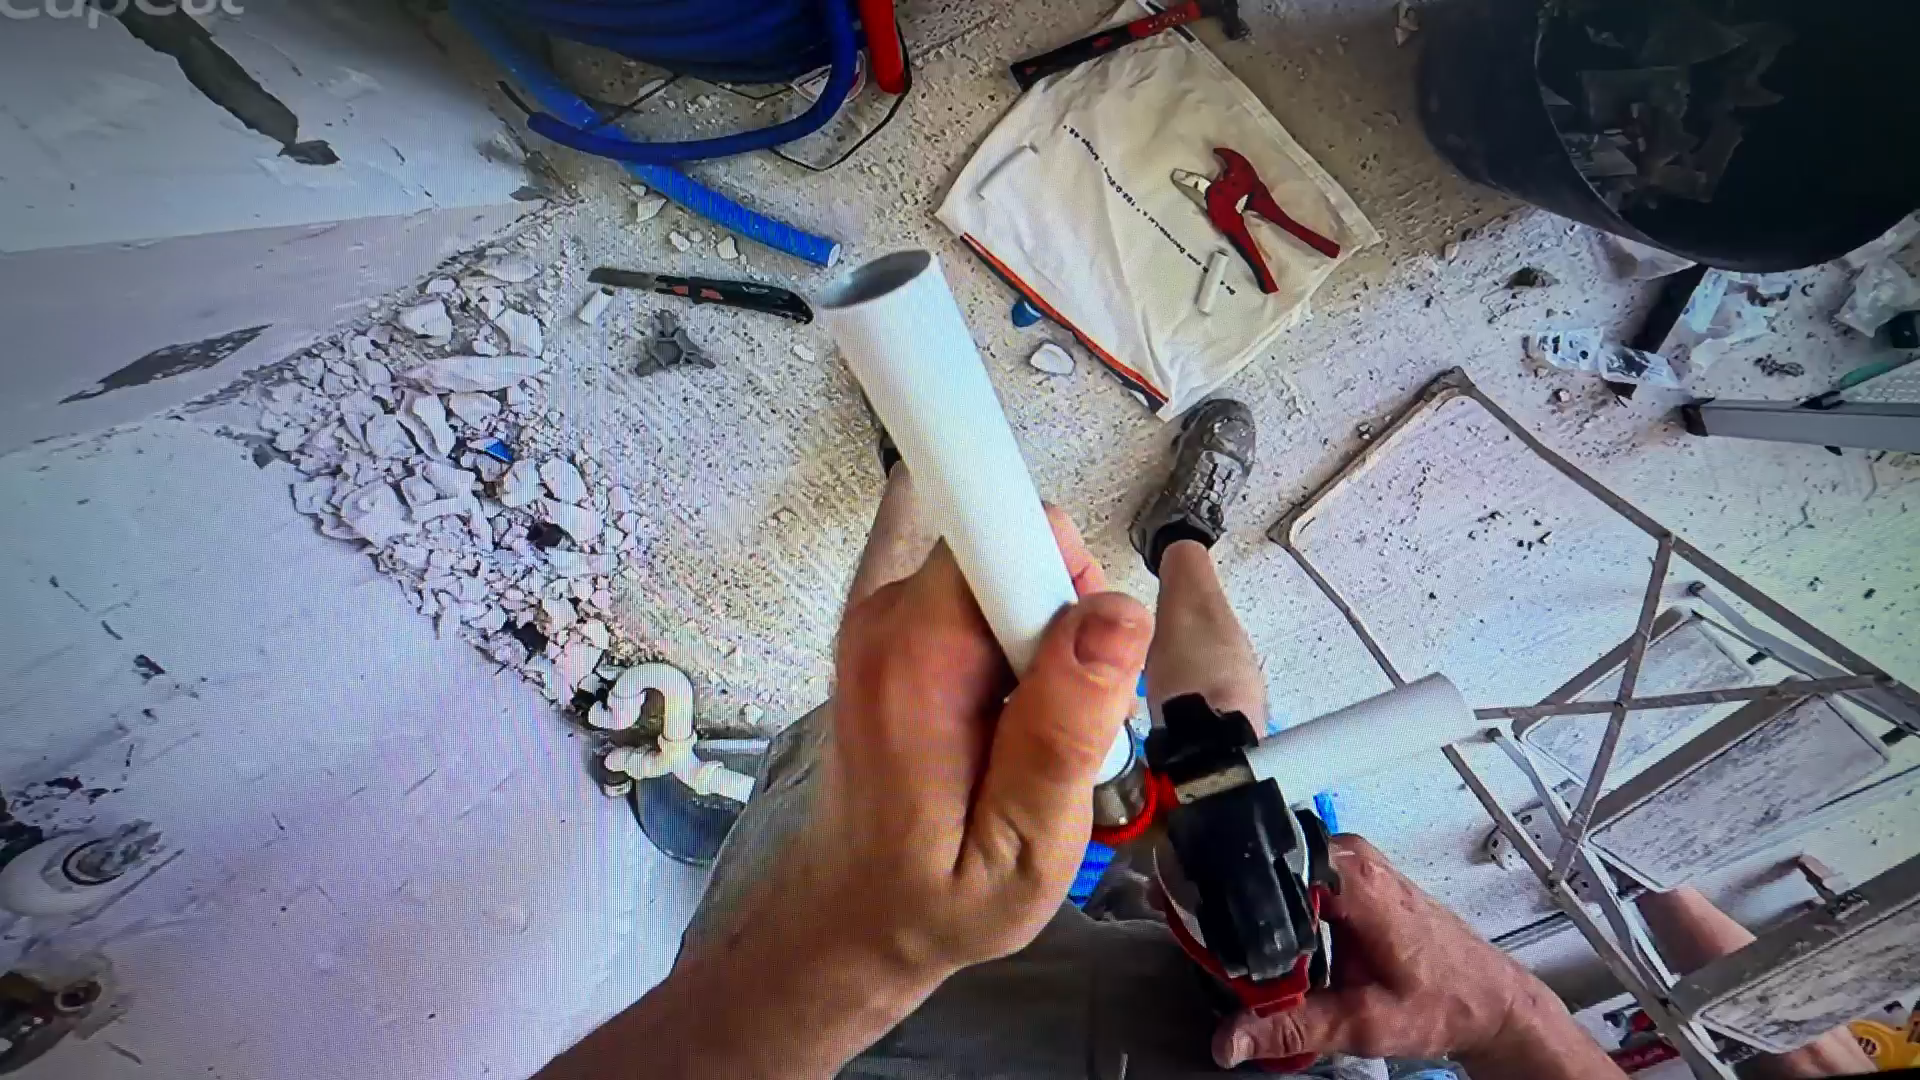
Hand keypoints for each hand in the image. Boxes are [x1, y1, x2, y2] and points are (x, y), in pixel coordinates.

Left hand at [545, 510, 1153, 1079]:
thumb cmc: (939, 892)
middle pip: (1015, 547)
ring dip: (1046, 637)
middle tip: (1065, 721)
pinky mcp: (897, 621)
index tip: (1084, 659)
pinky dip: (1014, 638)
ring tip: (1032, 729)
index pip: (1001, 529)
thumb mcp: (1025, 845)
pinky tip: (1006, 711)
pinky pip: (983, 591)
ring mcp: (886, 611)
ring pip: (1007, 569)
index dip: (1062, 575)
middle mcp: (890, 614)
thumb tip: (1116, 612)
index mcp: (917, 658)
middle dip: (1066, 617)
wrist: (855, 902)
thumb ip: (1065, 729)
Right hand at [1215, 836, 1623, 1079]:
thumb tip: (1230, 1040)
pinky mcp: (1349, 867)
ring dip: (1252, 896)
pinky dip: (1277, 898)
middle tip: (1194, 920)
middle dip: (1230, 892)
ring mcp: (1349, 855)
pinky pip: (1297, 870)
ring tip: (1222, 926)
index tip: (1196, 911)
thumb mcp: (1364, 1025)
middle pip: (1266, 859)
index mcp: (1352, 879)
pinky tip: (1266, 929)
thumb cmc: (1442, 1005)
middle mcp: (1348, 854)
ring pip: (1277, 862)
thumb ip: (1292, 1027)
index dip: (1226, 885)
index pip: (1269, 862)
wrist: (1492, 1000)